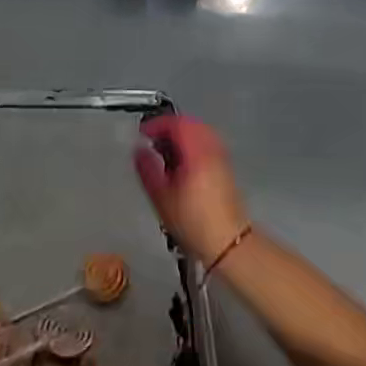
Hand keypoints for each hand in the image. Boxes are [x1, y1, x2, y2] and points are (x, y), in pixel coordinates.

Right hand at [134, 115, 249, 263]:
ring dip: (181, 134)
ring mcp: (222, 156)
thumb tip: (139, 149)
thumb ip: (148, 169)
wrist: (227, 241)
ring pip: (200, 131)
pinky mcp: (226, 166)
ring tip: (163, 151)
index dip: (158, 124)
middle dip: (169, 127)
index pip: (177, 123)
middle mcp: (212, 148)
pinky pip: (207, 141)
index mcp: (197, 152)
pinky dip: (192, 142)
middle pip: (190, 123)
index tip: (142, 133)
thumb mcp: (161, 197)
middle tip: (151, 140)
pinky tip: (181, 161)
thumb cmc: (191, 220)